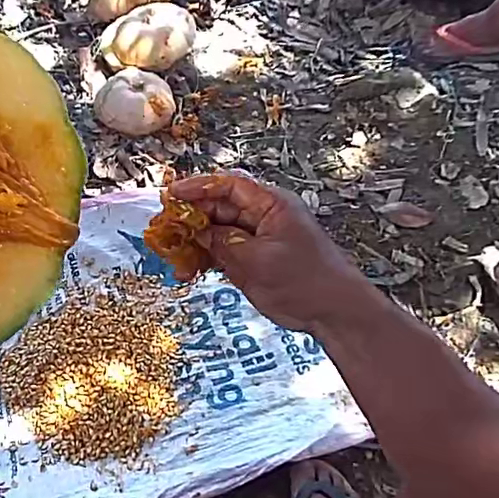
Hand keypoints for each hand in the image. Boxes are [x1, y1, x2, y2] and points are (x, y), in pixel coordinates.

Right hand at [169, 172, 376, 333]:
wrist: (332, 311)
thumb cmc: (307, 281)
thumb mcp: (257, 261)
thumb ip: (224, 243)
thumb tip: (198, 231)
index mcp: (271, 206)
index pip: (229, 186)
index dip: (198, 187)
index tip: (172, 195)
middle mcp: (263, 218)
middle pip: (219, 208)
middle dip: (191, 219)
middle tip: (165, 230)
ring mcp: (258, 240)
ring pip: (218, 233)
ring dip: (195, 244)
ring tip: (175, 258)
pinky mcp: (255, 261)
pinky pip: (223, 253)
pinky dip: (206, 260)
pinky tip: (189, 270)